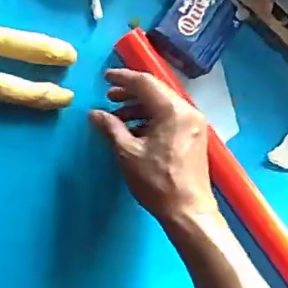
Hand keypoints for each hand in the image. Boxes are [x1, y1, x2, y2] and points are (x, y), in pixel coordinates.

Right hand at [90, 68, 221, 227]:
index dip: (123, 78)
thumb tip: (94, 114)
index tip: (105, 77)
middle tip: (108, 97)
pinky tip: (133, 130)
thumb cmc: (156, 181)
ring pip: (162, 105)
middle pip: (156, 91)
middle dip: (130, 92)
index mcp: (172, 111)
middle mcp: (187, 111)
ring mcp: (193, 124)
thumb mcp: (127, 153)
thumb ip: (110, 128)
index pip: (145, 83)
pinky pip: (169, 117)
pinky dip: (150, 118)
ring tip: (116, 117)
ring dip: (138, 107)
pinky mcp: (194, 136)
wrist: (188, 210)